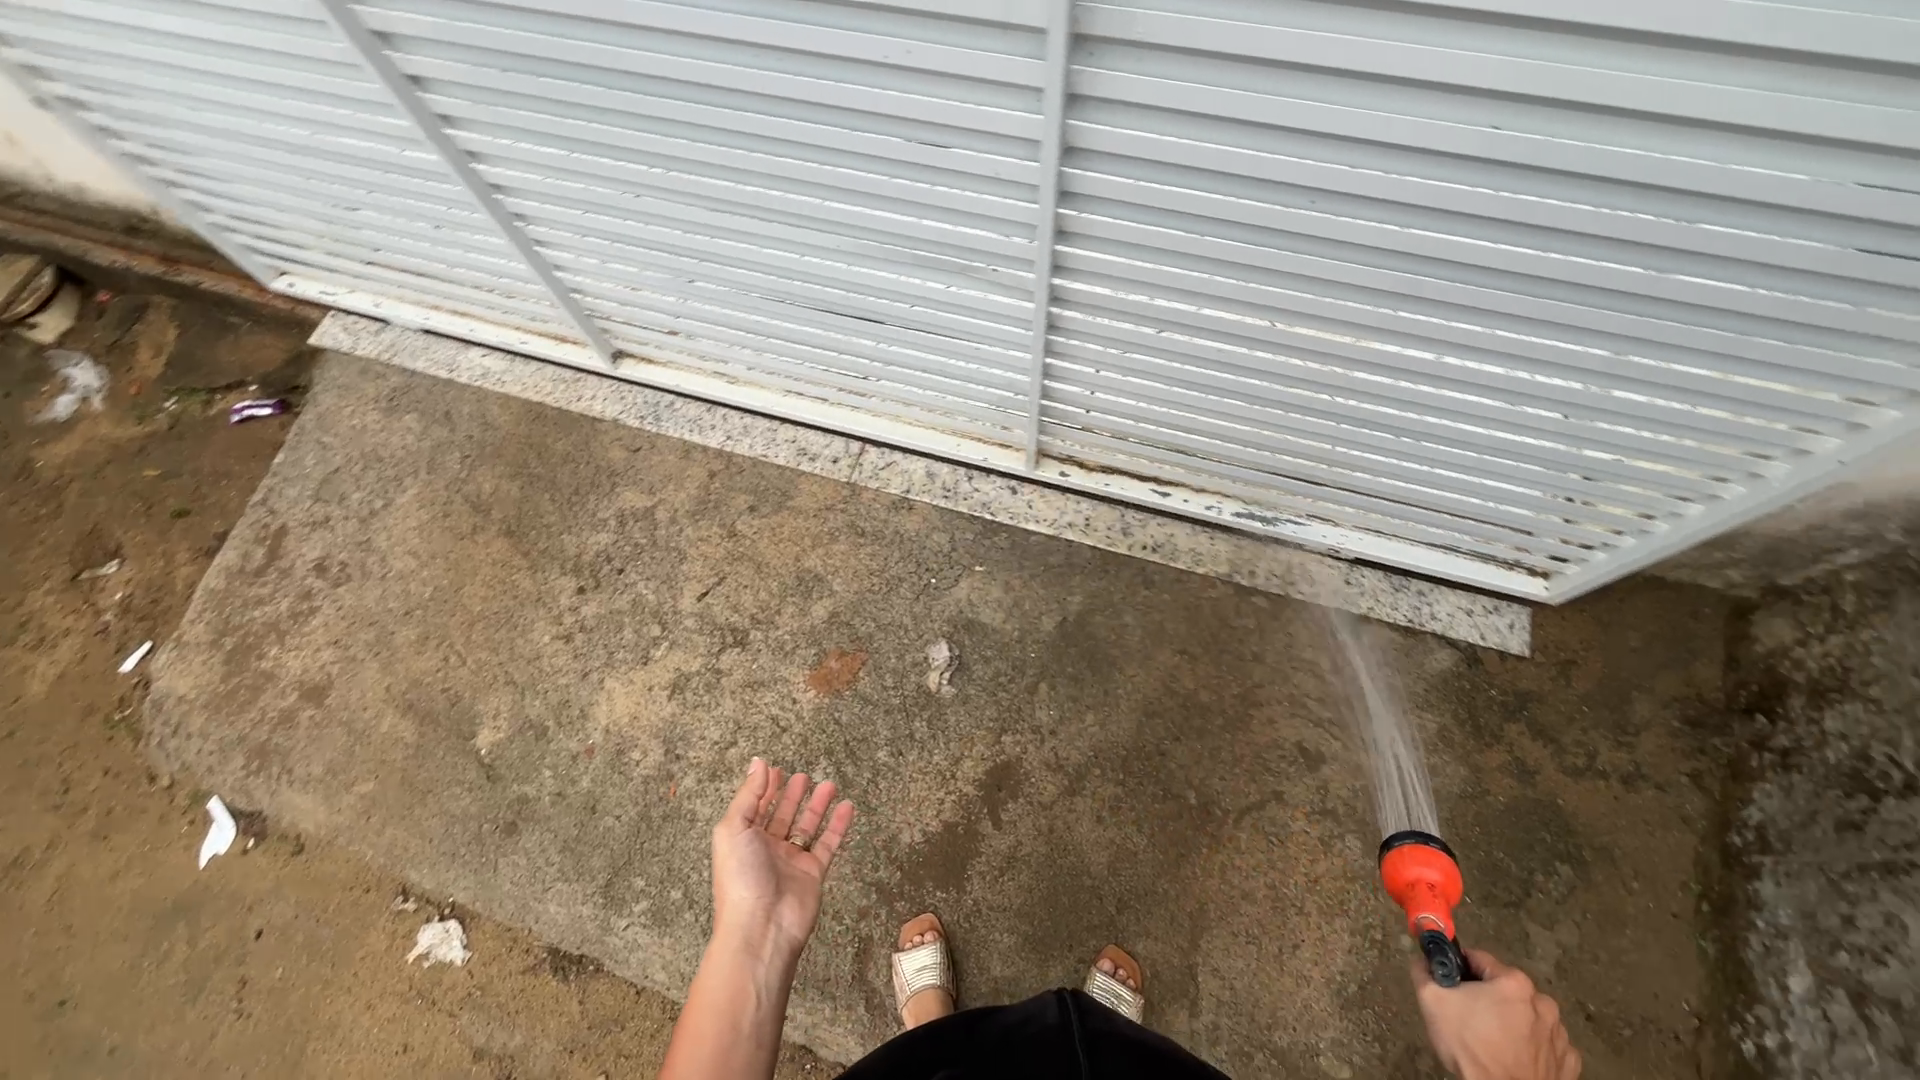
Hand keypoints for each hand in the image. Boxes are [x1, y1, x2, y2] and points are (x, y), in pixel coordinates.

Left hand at [710, 758, 855, 961]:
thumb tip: (758, 762)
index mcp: (743, 839)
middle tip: (804, 776)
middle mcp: (766, 849)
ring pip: (806, 827)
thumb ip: (748, 794)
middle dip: (791, 796)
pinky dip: (838, 826)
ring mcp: (791, 861)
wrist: (761, 926)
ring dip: (816, 806)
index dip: (765, 788)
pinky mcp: (813, 873)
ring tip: (829, 784)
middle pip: (781, 816)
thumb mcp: (733, 828)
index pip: (755, 807)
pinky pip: (828, 844)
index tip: (776, 769)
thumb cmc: (740, 877)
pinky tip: (847, 808)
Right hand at [1412, 949, 1580, 1079]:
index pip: (1478, 960)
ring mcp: (1560, 1035)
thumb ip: (1423, 970)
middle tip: (1468, 1017)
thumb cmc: (1468, 1044)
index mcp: (1514, 982)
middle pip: (1505, 990)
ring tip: (1492, 1042)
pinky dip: (1530, 1046)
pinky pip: (1545, 1044)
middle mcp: (1543, 1002)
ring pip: (1527, 1016)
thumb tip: (1423, 960)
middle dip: (1487, 998)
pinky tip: (1514, 1057)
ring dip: (1511, 1022)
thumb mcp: (1431, 999)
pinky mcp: (1568, 1062)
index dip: (1459, 970)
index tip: (1450, 987)